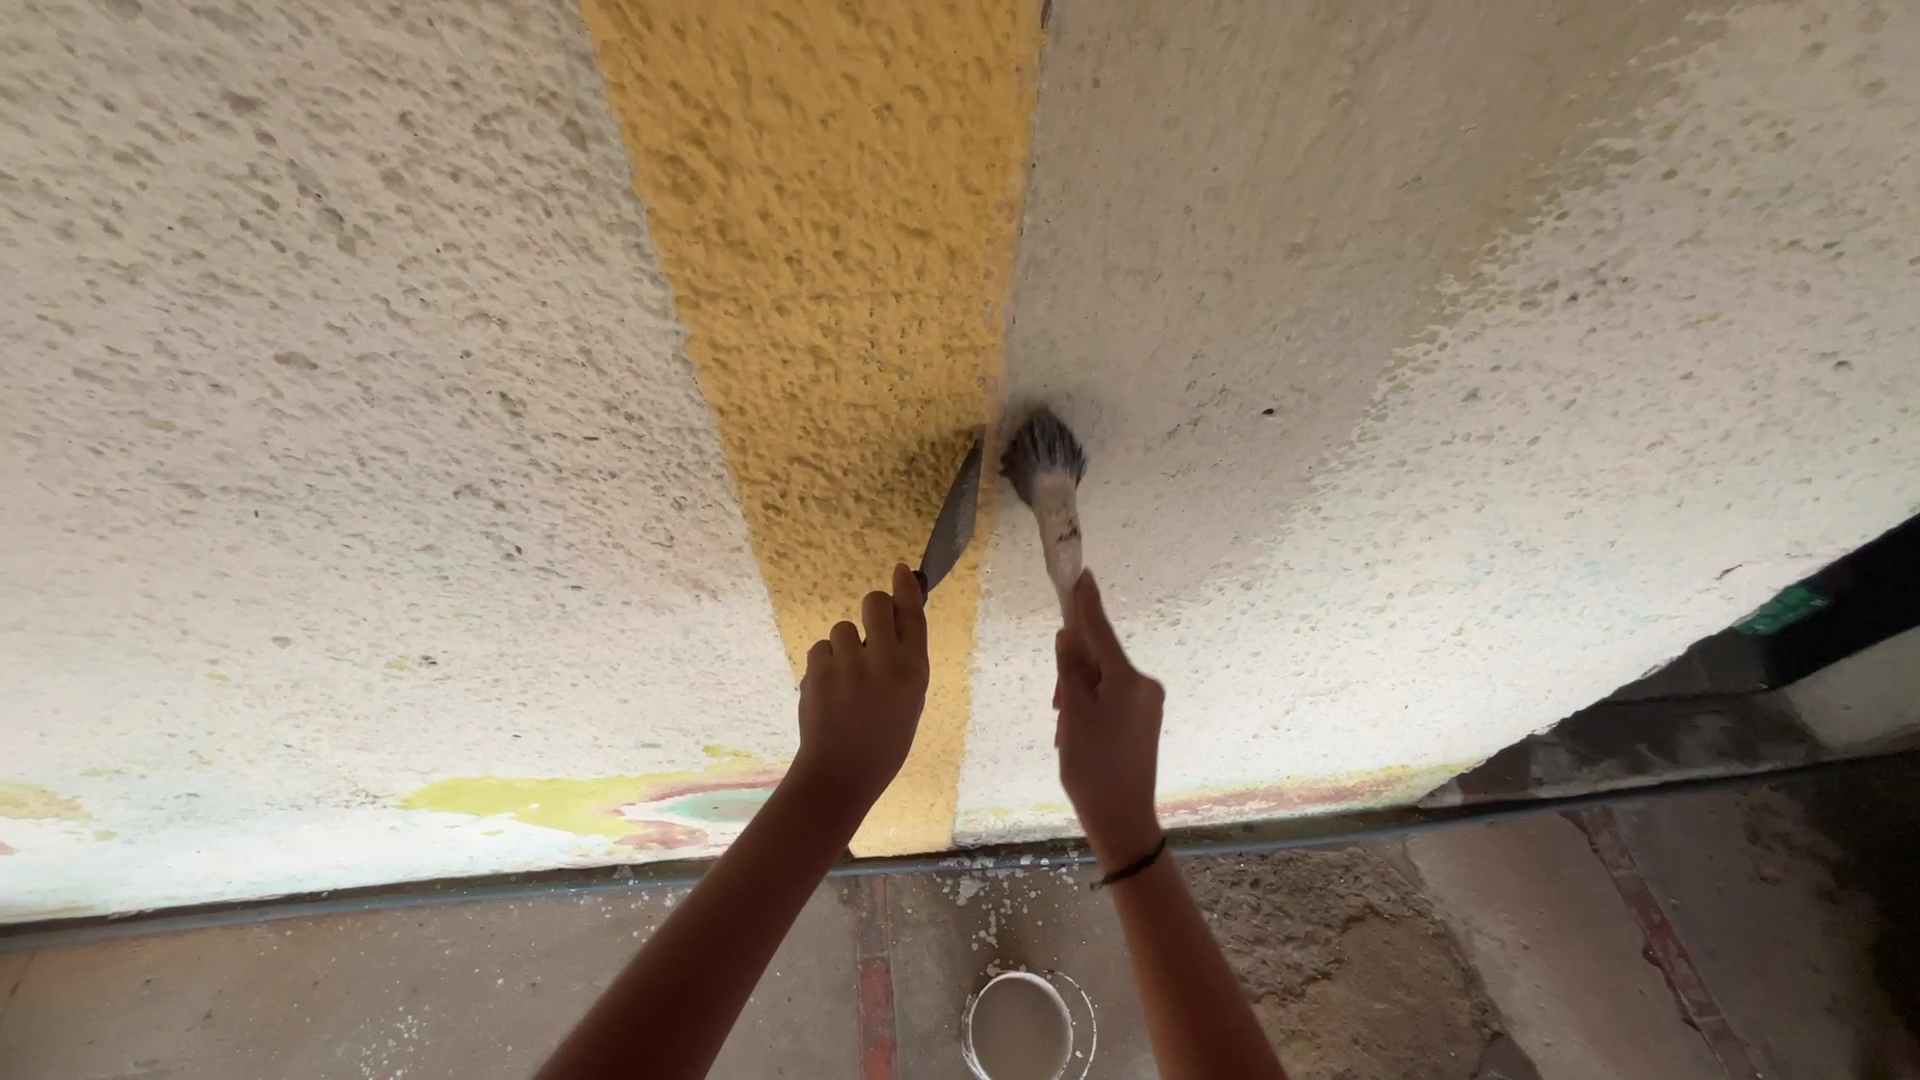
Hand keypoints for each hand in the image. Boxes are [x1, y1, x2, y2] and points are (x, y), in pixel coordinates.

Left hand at [789, 563, 930, 820]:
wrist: (842, 773)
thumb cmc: (885, 740)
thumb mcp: (911, 699)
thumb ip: (905, 659)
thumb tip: (895, 619)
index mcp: (914, 669)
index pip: (912, 613)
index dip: (905, 587)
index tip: (899, 570)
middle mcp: (884, 660)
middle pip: (875, 602)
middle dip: (872, 609)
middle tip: (869, 629)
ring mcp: (849, 665)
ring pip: (843, 628)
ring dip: (844, 645)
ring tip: (846, 679)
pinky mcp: (818, 671)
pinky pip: (821, 648)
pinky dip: (824, 663)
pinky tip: (829, 690)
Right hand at [1054, 570, 1165, 870]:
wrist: (1123, 819)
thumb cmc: (1092, 766)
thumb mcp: (1073, 714)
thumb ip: (1070, 669)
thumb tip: (1069, 635)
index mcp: (1128, 680)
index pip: (1101, 632)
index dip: (1087, 603)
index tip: (1081, 574)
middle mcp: (1144, 686)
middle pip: (1099, 659)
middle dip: (1073, 673)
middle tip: (1057, 707)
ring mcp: (1146, 704)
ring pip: (1102, 681)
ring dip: (1078, 695)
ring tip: (1066, 731)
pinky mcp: (1143, 721)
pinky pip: (1110, 698)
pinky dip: (1090, 706)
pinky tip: (1077, 734)